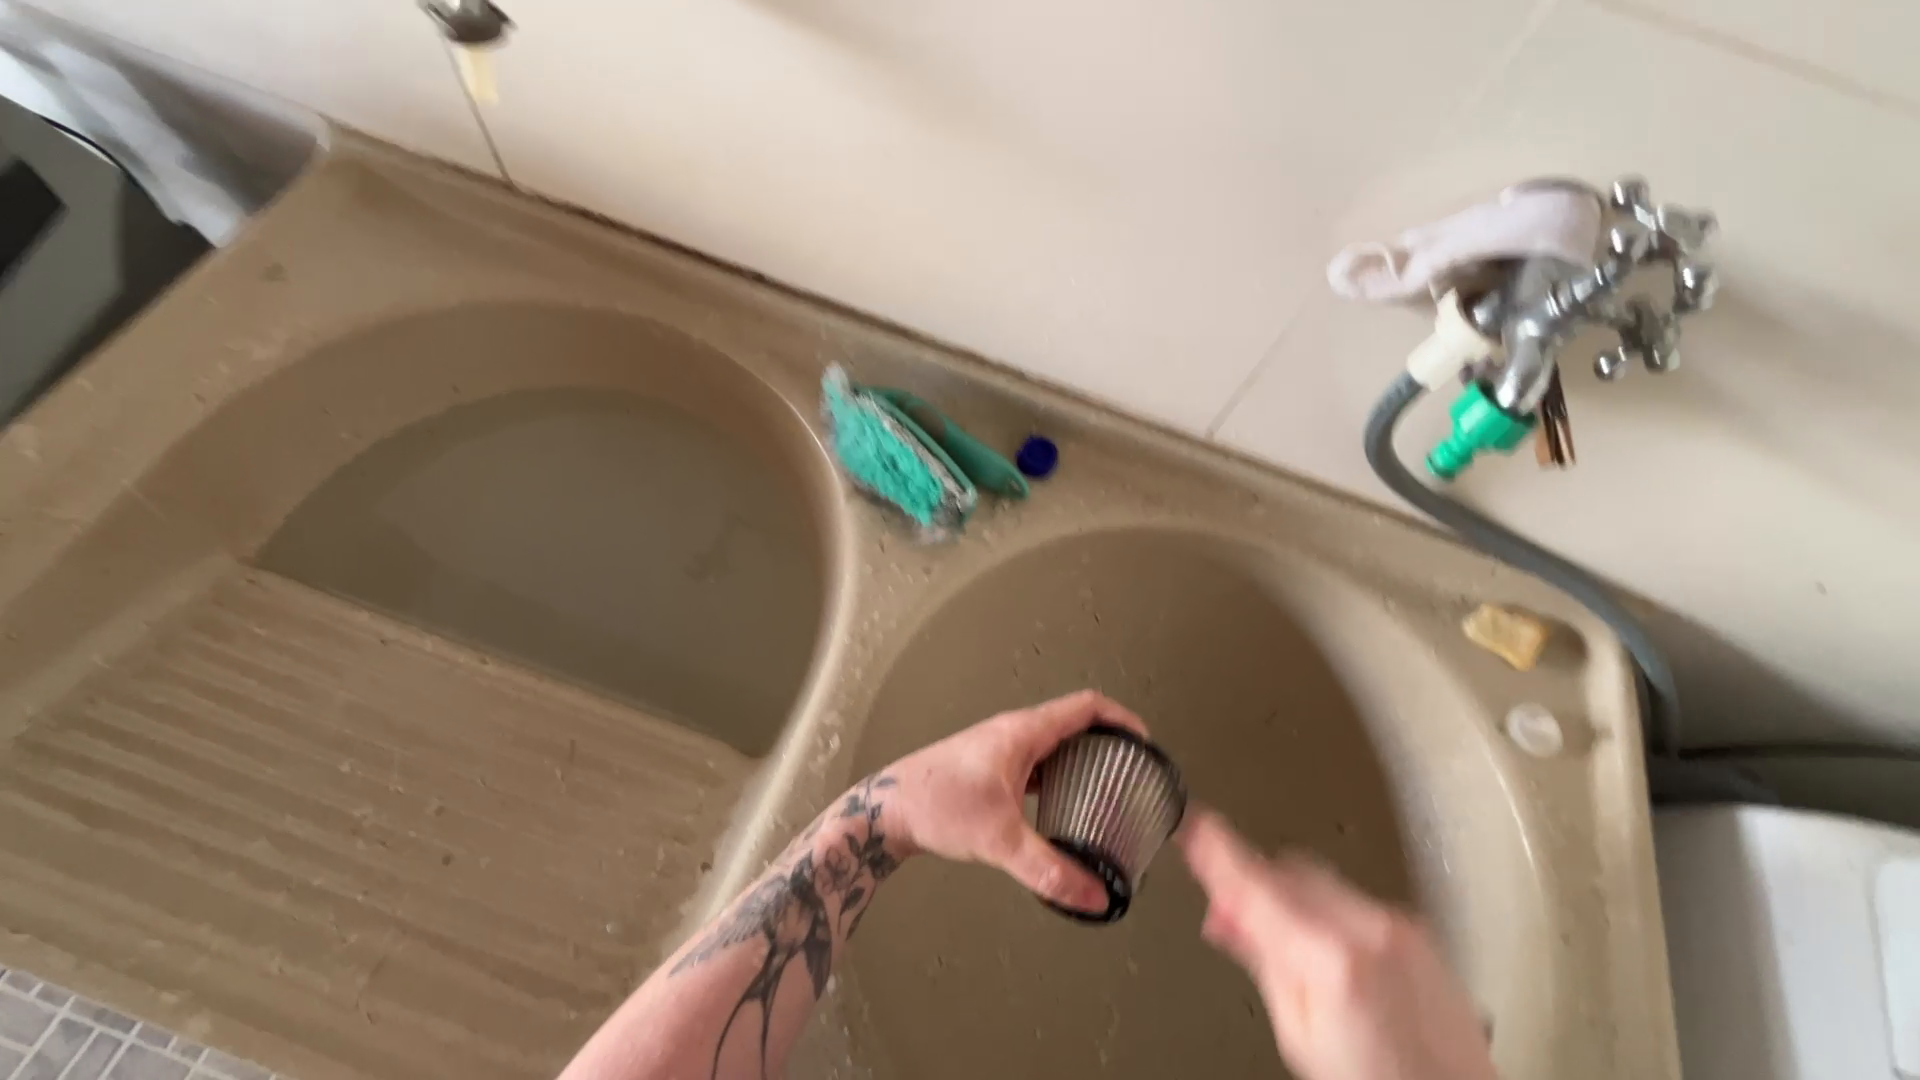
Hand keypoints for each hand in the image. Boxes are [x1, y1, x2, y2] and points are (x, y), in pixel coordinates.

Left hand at [883, 689, 1146, 913]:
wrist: (887, 810)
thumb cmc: (938, 807)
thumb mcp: (999, 840)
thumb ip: (1049, 870)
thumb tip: (1096, 897)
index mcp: (1023, 732)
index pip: (1086, 707)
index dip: (1122, 719)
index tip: (1147, 745)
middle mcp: (1015, 732)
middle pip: (1076, 724)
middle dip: (1110, 744)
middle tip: (1136, 776)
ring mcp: (1002, 749)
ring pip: (1057, 746)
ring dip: (1085, 761)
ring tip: (1111, 793)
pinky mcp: (992, 767)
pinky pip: (1040, 764)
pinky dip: (1062, 778)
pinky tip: (1069, 807)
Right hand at [1180, 810, 1496, 1079]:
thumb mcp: (1298, 1036)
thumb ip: (1262, 962)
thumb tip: (1223, 915)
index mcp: (1332, 957)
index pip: (1256, 883)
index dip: (1216, 849)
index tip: (1190, 822)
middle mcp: (1371, 926)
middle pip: (1287, 869)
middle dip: (1253, 883)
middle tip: (1225, 915)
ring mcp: (1399, 923)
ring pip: (1317, 877)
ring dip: (1286, 894)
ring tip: (1275, 941)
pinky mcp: (1414, 928)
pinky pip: (1349, 894)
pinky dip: (1320, 906)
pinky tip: (1316, 944)